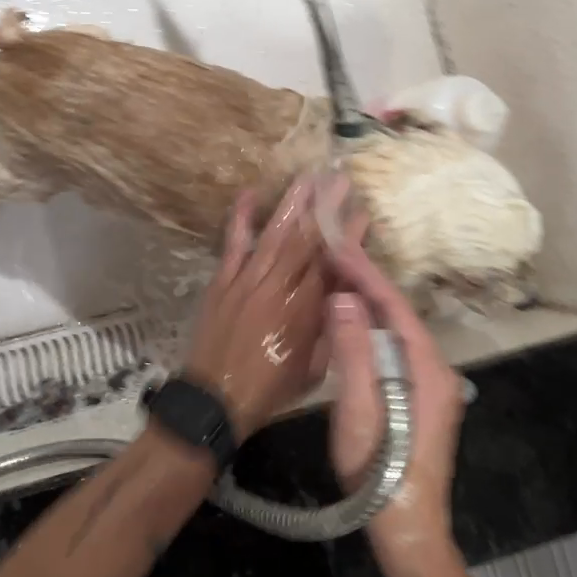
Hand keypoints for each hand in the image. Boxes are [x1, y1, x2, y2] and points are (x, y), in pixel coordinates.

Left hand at [181, 180, 330, 441]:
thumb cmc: (271, 389)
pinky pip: (233, 244)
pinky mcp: (222, 281)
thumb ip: (331, 328)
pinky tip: (249, 193)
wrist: (215, 398)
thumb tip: (346, 295)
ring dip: (291, 204)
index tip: (361, 212)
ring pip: (274, 235)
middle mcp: (278, 290)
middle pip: (305, 241)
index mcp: (305, 314)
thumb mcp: (316, 367)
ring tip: (308, 178)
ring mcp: (247, 282)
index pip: (331, 266)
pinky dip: (241, 218)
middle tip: (339, 179)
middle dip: (324, 208)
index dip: (347, 237)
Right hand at [321, 180, 466, 554]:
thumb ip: (354, 351)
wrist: (405, 526)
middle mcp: (437, 370)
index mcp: (428, 368)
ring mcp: (430, 386)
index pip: (394, 305)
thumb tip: (343, 297)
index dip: (364, 272)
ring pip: (396, 330)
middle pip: (398, 313)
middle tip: (329, 252)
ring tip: (333, 277)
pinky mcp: (419, 399)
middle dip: (364, 281)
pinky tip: (347, 323)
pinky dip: (370, 328)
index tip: (336, 243)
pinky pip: (394, 348)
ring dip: (365, 303)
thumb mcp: (359, 408)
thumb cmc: (379, 469)